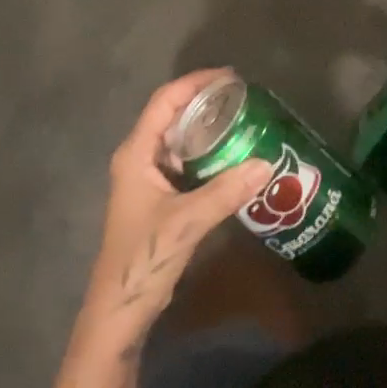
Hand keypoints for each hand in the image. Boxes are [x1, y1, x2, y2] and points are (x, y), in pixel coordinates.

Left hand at [85, 69, 272, 325]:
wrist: (120, 310)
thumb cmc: (144, 257)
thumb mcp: (187, 222)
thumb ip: (225, 191)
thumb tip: (266, 163)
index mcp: (136, 153)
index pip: (164, 102)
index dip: (195, 83)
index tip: (231, 77)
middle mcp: (138, 158)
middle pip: (171, 116)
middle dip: (205, 102)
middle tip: (244, 98)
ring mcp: (146, 179)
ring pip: (178, 140)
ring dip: (206, 129)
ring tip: (243, 120)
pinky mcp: (157, 198)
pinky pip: (184, 163)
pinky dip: (206, 154)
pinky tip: (232, 158)